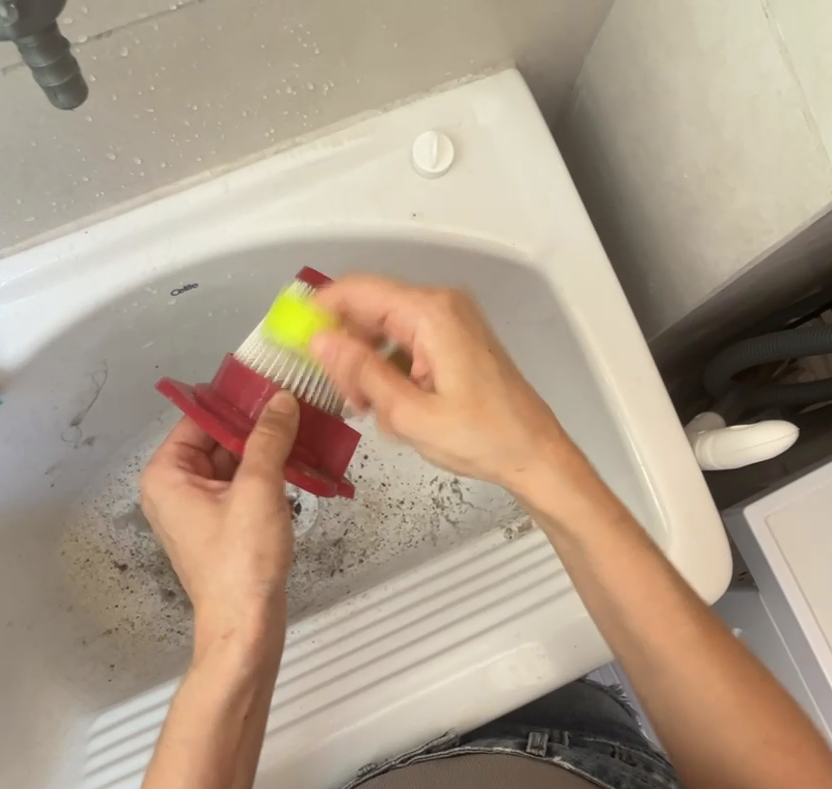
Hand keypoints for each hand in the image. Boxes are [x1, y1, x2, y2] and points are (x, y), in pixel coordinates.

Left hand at [139, 394, 299, 644]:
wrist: (246, 624)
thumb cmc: (241, 562)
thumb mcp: (257, 489)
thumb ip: (269, 439)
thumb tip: (281, 400)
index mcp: (167, 474)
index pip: (200, 418)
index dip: (236, 400)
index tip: (271, 383)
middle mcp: (176, 488)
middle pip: (219, 440)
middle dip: (258, 426)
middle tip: (298, 404)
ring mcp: (200, 510)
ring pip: (236, 464)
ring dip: (269, 451)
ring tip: (306, 430)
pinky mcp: (223, 527)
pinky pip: (244, 488)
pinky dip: (270, 476)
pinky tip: (301, 464)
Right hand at [307, 275, 577, 498]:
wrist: (534, 454)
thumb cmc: (483, 438)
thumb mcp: (409, 413)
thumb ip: (361, 372)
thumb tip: (320, 340)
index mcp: (431, 314)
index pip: (357, 291)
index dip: (320, 312)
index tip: (296, 341)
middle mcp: (442, 307)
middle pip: (369, 310)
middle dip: (348, 350)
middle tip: (347, 396)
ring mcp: (451, 322)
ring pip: (385, 330)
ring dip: (369, 366)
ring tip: (373, 409)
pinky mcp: (455, 341)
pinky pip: (407, 344)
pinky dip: (392, 371)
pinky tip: (394, 408)